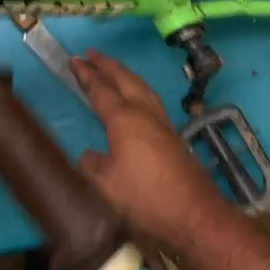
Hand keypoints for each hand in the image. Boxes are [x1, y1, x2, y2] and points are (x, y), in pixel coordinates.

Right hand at [72, 51, 224, 248]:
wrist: (195, 215)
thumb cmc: (146, 197)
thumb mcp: (106, 186)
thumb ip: (91, 166)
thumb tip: (89, 156)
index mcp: (123, 118)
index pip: (100, 89)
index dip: (86, 74)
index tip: (73, 60)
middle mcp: (143, 113)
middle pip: (124, 79)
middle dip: (106, 65)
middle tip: (91, 54)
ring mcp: (162, 123)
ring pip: (141, 87)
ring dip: (124, 74)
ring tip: (113, 68)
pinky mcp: (174, 136)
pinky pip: (150, 98)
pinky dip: (137, 88)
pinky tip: (137, 98)